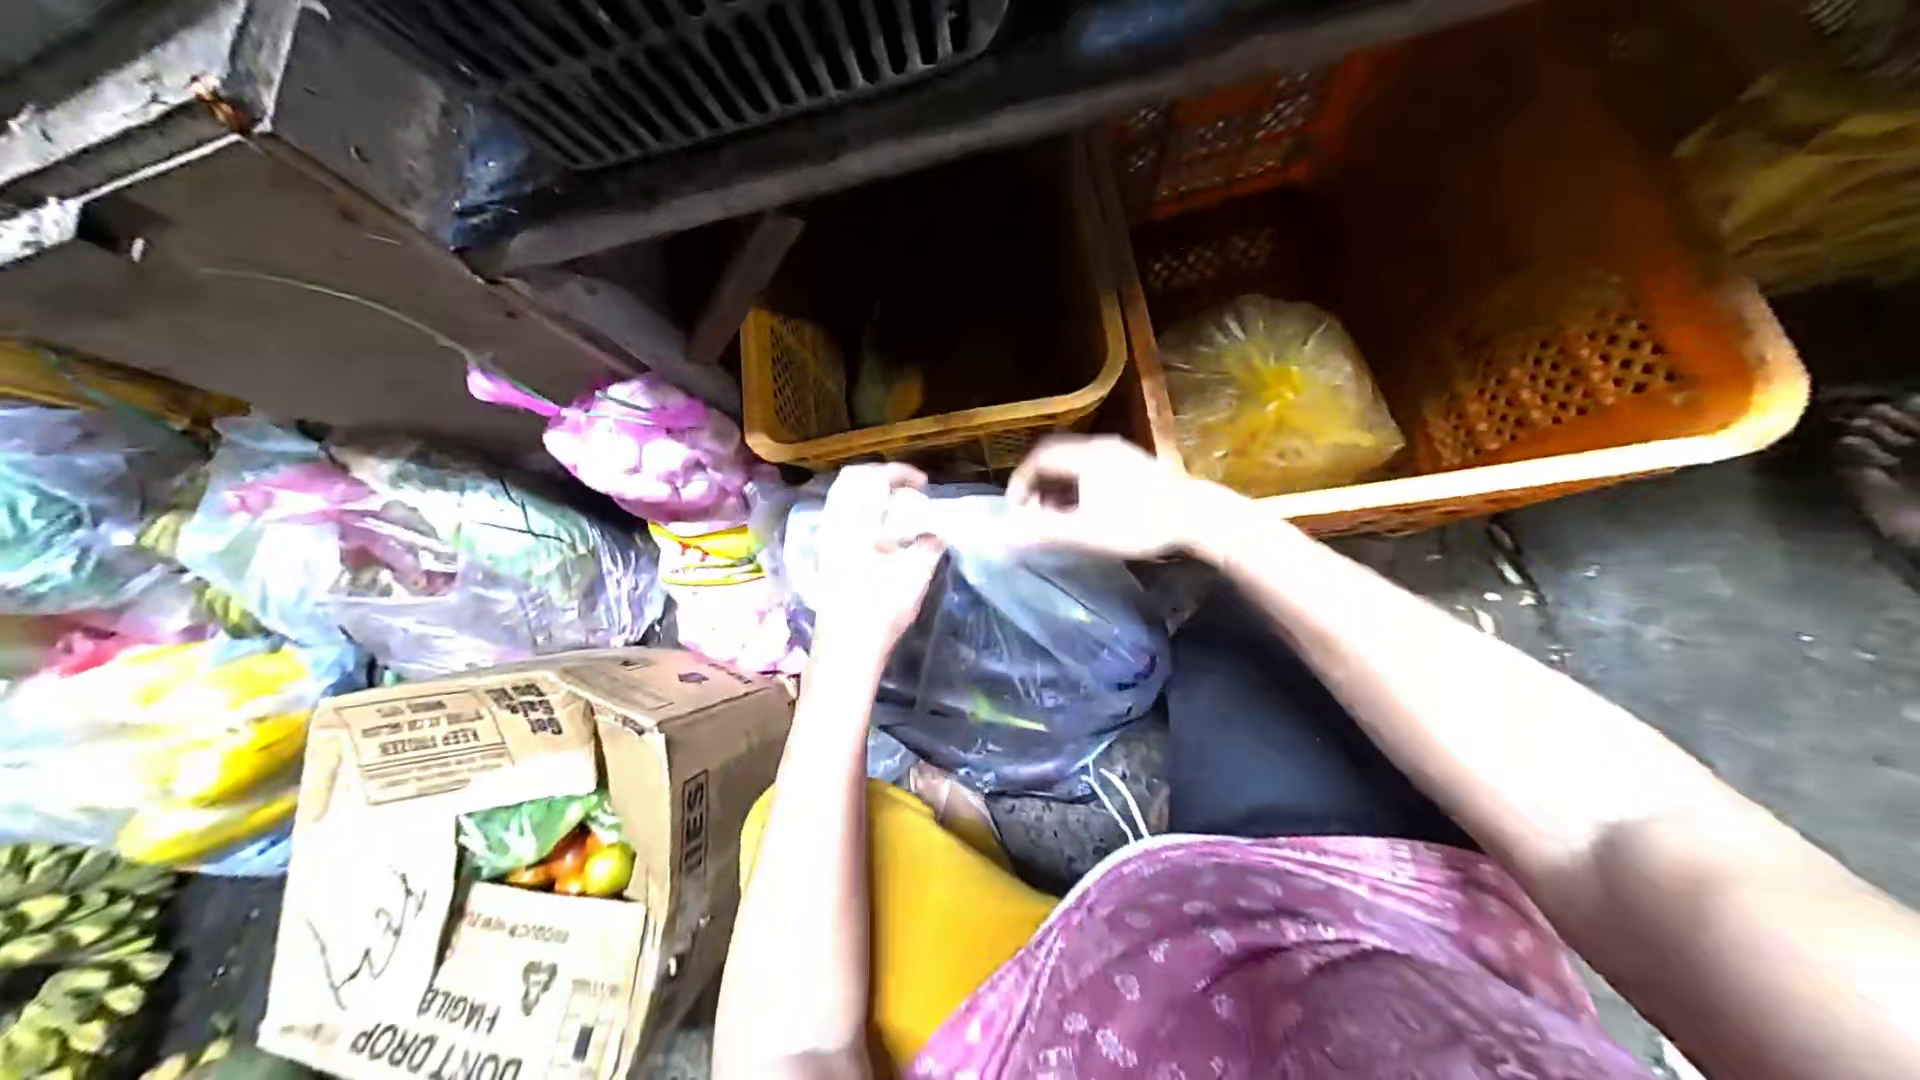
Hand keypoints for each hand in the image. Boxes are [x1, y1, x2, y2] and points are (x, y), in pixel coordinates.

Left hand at [807, 464, 945, 666]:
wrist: (846, 649)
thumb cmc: (880, 612)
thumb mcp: (915, 577)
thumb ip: (929, 545)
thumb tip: (936, 532)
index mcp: (854, 525)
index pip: (873, 480)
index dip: (900, 474)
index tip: (924, 484)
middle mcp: (834, 524)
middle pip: (851, 479)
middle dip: (882, 476)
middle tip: (909, 488)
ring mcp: (826, 538)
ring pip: (843, 495)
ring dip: (870, 491)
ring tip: (898, 505)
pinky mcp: (826, 553)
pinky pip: (841, 512)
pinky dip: (862, 507)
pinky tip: (882, 526)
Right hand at [1006, 436, 1249, 558]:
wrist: (1198, 519)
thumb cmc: (1139, 524)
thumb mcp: (1085, 533)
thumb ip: (1042, 532)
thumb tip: (1005, 536)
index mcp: (1086, 455)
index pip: (1038, 459)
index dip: (1020, 483)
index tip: (1014, 510)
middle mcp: (1101, 446)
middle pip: (1056, 458)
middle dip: (1038, 485)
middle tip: (1032, 513)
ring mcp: (1121, 453)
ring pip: (1075, 464)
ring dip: (1059, 487)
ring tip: (1056, 516)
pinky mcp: (1137, 464)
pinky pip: (1094, 469)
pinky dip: (1079, 486)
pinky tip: (1086, 511)